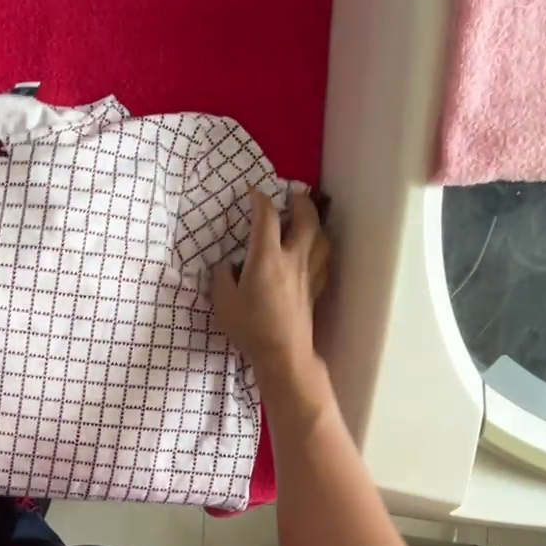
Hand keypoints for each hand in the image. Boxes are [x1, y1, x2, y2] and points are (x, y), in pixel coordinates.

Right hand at [210, 184, 326, 387]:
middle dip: (301, 201)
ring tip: (309, 218)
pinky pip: (323, 259)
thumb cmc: (249, 327)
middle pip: (306, 219)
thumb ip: (222, 278)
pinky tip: (314, 251)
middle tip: (294, 194)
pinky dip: (320, 248)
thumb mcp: (223, 302)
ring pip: (321, 237)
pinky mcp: (315, 288)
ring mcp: (308, 273)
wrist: (283, 353)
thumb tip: (226, 265)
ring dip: (316, 222)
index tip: (253, 192)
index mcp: (266, 257)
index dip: (260, 199)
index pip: (266, 217)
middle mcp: (292, 258)